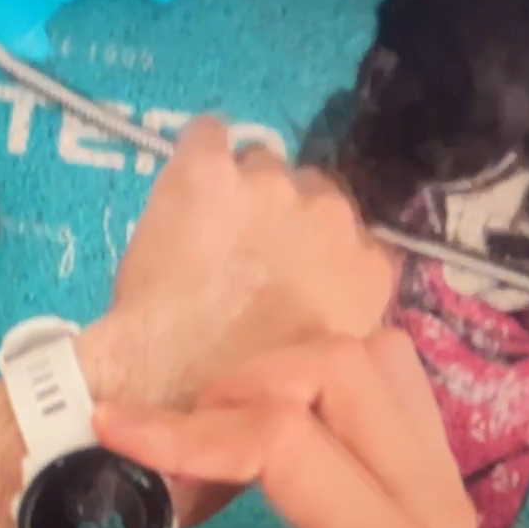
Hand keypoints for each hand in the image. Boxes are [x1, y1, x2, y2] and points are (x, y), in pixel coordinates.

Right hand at [0, 330, 525, 527]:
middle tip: (176, 435)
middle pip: (336, 372)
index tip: (110, 430)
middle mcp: (430, 503)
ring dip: (286, 372)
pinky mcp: (446, 479)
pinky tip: (281, 423)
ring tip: (224, 423)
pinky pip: (394, 382)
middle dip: (237, 386)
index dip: (181, 429)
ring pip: (373, 360)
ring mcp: (449, 484)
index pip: (280, 443)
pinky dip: (328, 378)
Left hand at [84, 116, 394, 414]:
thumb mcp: (317, 364)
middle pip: (309, 193)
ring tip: (204, 228)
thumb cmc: (238, 392)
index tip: (282, 272)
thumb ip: (338, 318)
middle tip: (238, 253)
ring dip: (238, 189)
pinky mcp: (209, 170)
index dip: (312, 251)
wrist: (162, 379)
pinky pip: (208, 135)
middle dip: (279, 217)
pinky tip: (184, 184)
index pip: (352, 238)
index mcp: (367, 271)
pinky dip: (198, 154)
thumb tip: (324, 297)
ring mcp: (270, 187)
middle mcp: (332, 217)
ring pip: (260, 164)